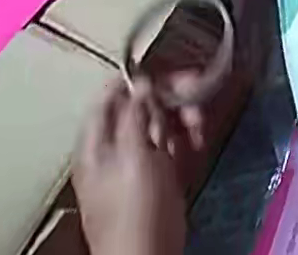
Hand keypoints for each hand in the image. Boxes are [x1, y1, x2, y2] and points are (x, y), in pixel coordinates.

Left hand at [73, 77, 204, 254]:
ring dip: (184, 113)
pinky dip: (189, 133)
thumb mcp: (133, 156)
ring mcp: (140, 160)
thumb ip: (136, 116)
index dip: (130, 79)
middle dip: (169, 94)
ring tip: (198, 119)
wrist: (149, 250)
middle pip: (142, 107)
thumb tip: (141, 81)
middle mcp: (117, 148)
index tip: (158, 62)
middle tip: (194, 83)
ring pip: (163, 120)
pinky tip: (198, 137)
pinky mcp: (161, 170)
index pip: (106, 101)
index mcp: (99, 146)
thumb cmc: (134, 206)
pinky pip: (176, 140)